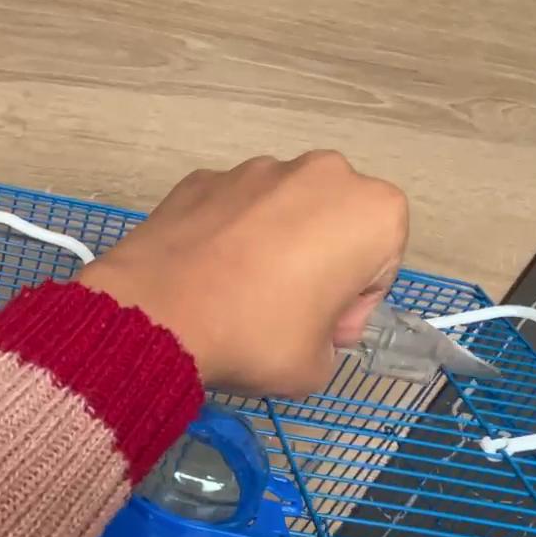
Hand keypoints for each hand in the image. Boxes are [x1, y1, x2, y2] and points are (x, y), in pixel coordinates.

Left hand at [76, 151, 407, 398]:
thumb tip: (305, 324)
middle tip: (279, 314)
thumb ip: (329, 343)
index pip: (379, 266)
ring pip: (278, 213)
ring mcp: (253, 168)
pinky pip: (227, 210)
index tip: (319, 333)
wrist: (155, 316)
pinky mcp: (200, 178)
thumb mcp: (315, 368)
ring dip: (269, 246)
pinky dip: (223, 236)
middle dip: (315, 266)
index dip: (352, 307)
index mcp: (372, 212)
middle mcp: (321, 173)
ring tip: (233, 294)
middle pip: (330, 228)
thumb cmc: (254, 337)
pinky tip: (201, 275)